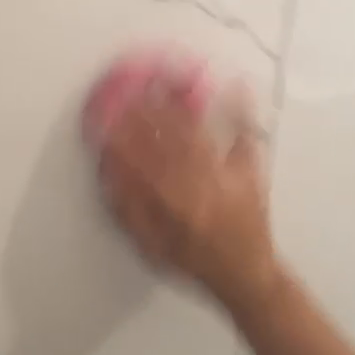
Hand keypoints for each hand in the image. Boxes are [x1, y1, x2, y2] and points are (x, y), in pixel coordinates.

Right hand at [97, 74, 283, 313]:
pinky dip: (239, 111)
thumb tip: (107, 172)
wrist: (248, 278)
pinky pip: (244, 138)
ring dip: (181, 101)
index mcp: (169, 200)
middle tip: (133, 82)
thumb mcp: (149, 246)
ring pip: (198, 131)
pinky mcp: (247, 173)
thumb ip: (126, 210)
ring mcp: (225, 175)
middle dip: (147, 107)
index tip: (107, 110)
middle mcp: (197, 183)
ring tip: (168, 76)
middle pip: (166, 136)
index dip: (120, 131)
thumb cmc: (196, 264)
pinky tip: (236, 86)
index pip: (138, 156)